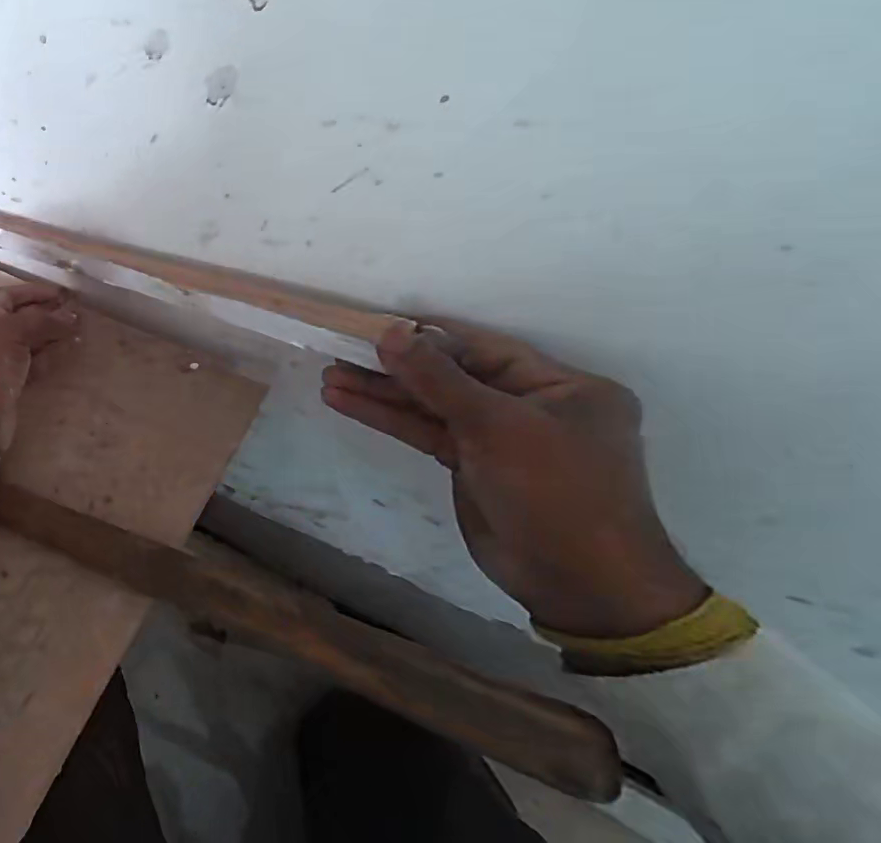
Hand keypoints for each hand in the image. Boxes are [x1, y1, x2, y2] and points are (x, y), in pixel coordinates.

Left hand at [0, 284, 77, 452]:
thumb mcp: (10, 334)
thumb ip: (40, 320)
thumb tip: (72, 314)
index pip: (7, 296)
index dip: (33, 292)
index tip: (61, 293)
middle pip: (21, 318)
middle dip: (48, 313)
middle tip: (76, 312)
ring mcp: (0, 360)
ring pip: (31, 340)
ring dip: (53, 333)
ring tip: (79, 329)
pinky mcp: (12, 382)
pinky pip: (35, 362)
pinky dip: (51, 354)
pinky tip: (70, 349)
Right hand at [321, 321, 708, 637]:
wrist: (578, 583)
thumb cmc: (555, 491)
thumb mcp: (496, 426)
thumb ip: (437, 377)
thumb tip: (390, 331)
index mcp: (561, 387)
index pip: (480, 348)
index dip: (424, 336)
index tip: (369, 327)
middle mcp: (530, 405)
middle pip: (449, 375)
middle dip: (393, 367)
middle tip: (339, 351)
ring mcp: (498, 436)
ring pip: (429, 404)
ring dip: (380, 392)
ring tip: (330, 377)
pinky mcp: (470, 462)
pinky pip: (423, 430)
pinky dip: (386, 416)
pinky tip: (345, 402)